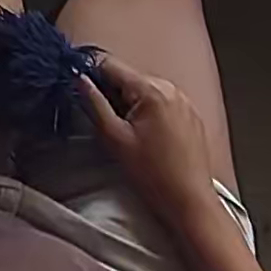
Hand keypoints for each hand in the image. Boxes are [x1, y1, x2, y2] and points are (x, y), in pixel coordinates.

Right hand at [79, 55, 217, 221]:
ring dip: (128, 100)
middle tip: (107, 118)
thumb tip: (78, 76)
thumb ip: (93, 101)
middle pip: (126, 75)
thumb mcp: (113, 136)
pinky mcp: (191, 114)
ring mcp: (183, 101)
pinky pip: (159, 99)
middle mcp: (170, 87)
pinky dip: (146, 108)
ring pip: (141, 87)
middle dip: (111, 91)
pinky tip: (146, 133)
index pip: (108, 63)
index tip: (80, 89)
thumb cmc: (152, 174)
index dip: (89, 73)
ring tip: (126, 128)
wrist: (193, 207)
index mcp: (151, 89)